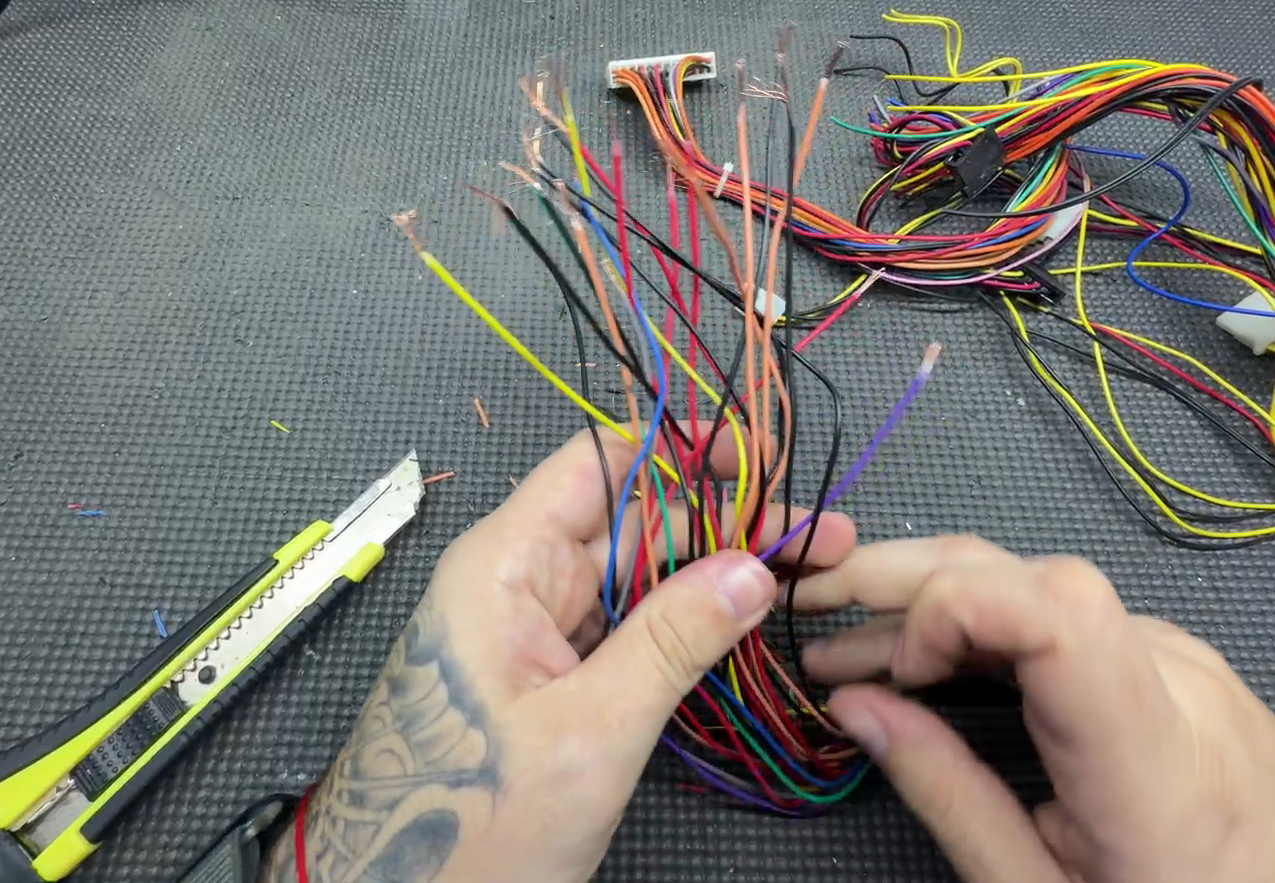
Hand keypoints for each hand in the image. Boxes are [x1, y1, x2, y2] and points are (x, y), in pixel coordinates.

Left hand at [263, 428, 856, 882]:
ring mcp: (539, 621)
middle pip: (635, 519)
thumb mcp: (586, 733)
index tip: (752, 454)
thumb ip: (671, 642)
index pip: (598, 464)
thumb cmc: (463, 824)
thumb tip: (752, 571)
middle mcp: (522, 576)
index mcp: (507, 561)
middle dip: (725, 521)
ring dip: (716, 570)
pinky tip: (743, 614)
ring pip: (640, 571)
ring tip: (800, 569)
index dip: (678, 449)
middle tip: (811, 534)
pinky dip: (687, 616)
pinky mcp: (555, 664)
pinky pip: (628, 618)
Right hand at [796, 536, 1274, 882]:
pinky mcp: (1156, 654)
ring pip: (1017, 577)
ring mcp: (1169, 653)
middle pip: (1012, 570)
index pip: (1053, 609)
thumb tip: (855, 707)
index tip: (901, 670)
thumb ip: (946, 795)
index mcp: (1157, 758)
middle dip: (892, 576)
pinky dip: (963, 620)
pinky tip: (917, 653)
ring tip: (840, 639)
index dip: (951, 609)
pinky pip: (1043, 610)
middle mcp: (1169, 675)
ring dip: (916, 596)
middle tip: (805, 603)